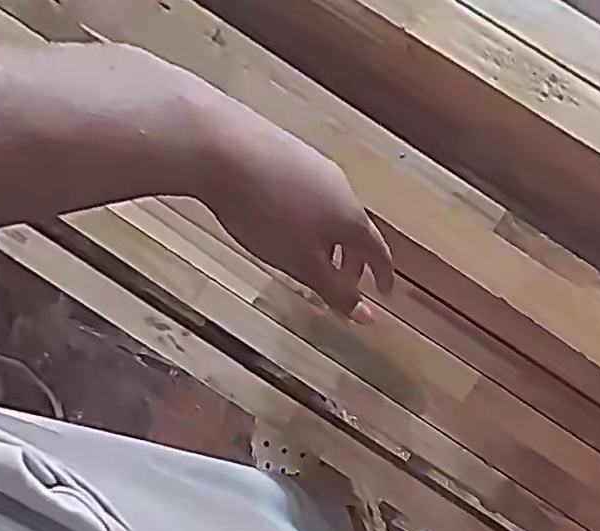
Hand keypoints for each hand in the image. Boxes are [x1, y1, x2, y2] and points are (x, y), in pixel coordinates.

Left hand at [196, 100, 393, 320]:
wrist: (216, 144)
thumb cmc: (266, 215)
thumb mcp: (304, 265)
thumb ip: (337, 292)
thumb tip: (370, 318)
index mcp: (352, 219)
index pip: (379, 252)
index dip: (383, 275)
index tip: (383, 290)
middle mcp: (342, 189)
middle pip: (358, 230)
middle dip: (355, 259)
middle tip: (344, 281)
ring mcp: (315, 164)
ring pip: (334, 209)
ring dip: (332, 237)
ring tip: (312, 252)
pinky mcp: (288, 148)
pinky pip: (311, 190)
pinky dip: (311, 214)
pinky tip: (287, 219)